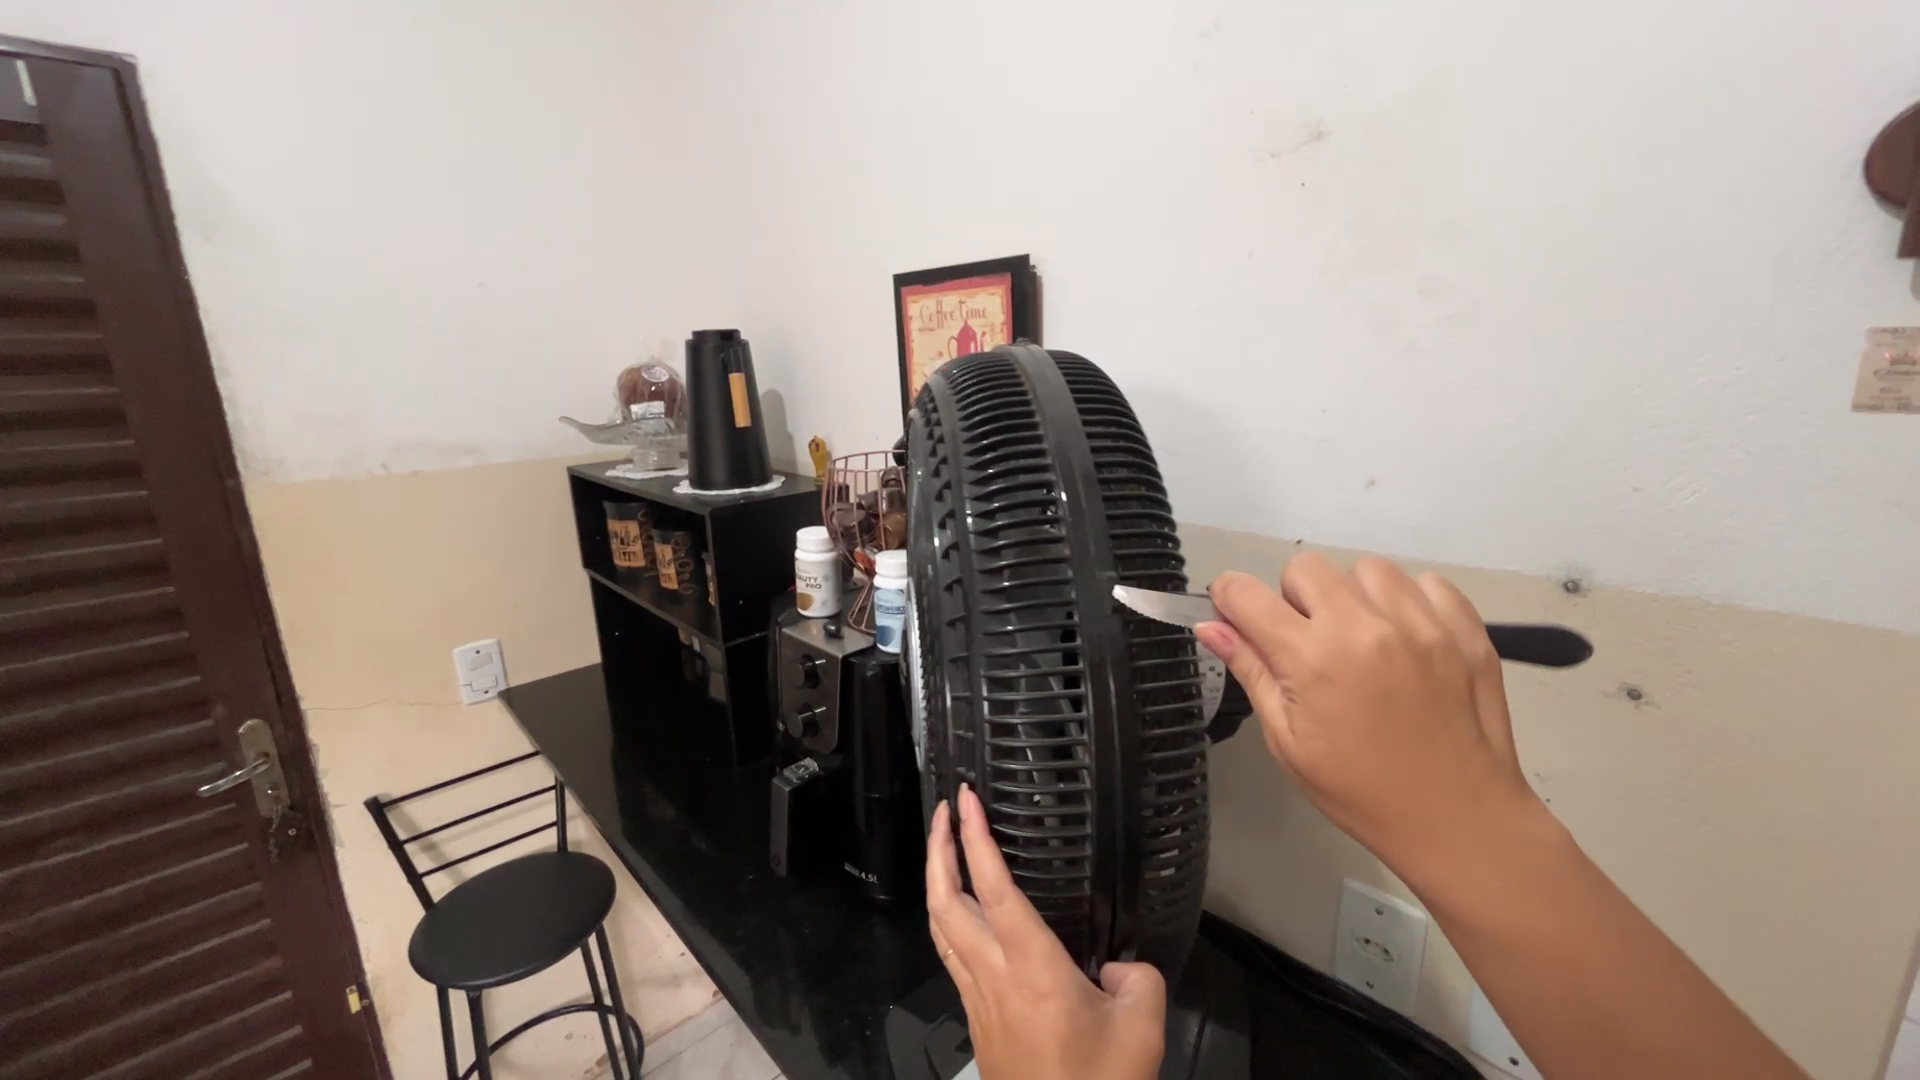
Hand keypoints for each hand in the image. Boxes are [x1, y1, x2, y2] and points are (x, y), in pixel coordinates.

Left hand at [925, 785, 1166, 1079]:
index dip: (974, 837)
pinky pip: (949, 953)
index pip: (992, 886)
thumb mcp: (1143, 1026)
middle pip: (945, 901)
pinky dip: (946, 916)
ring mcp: (976, 998)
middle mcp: (992, 974)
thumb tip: (1115, 967)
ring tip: (943, 848)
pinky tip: (960, 912)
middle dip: (938, 848)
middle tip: (944, 810)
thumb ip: (1136, 977)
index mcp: (1030, 966)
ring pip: (939, 927)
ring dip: (936, 879)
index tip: (966, 800)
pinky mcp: (975, 1019)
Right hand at [1194, 554, 1539, 868]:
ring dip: (1351, 594)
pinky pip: (1426, 582)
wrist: (1460, 820)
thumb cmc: (1358, 789)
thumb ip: (1251, 671)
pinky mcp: (1465, 629)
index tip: (1235, 616)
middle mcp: (1365, 626)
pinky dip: (1407, 600)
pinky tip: (1405, 639)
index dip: (1229, 598)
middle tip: (1306, 642)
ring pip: (1365, 568)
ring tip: (1361, 638)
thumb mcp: (1287, 739)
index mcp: (1312, 657)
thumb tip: (1209, 626)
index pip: (1245, 593)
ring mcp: (1421, 624)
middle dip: (1292, 596)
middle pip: (1304, 567)